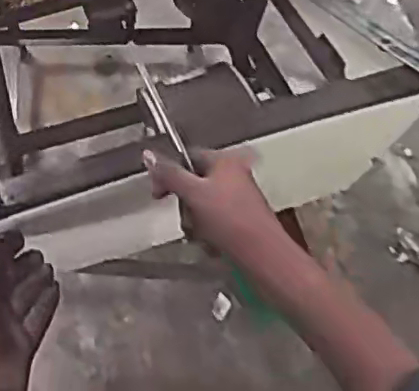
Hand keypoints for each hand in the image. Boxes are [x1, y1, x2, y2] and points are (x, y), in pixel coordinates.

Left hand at [0, 232, 60, 390]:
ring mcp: (5, 331)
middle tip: (36, 250)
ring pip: (22, 299)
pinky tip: (55, 291)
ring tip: (49, 267)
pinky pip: (35, 320)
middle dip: (21, 264)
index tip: (17, 234)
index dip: (2, 248)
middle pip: (6, 281)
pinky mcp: (22, 348)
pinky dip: (46, 304)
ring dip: (35, 281)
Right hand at [142, 146, 290, 265]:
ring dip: (196, 222)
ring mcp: (239, 201)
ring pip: (201, 205)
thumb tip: (148, 155)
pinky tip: (213, 245)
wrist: (270, 264)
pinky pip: (214, 222)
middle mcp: (234, 176)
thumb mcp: (194, 194)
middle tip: (188, 216)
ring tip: (204, 234)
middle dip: (186, 203)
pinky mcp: (242, 224)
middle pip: (192, 182)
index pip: (186, 156)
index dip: (169, 173)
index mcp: (225, 161)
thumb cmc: (234, 223)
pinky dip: (209, 234)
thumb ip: (169, 174)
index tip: (159, 192)